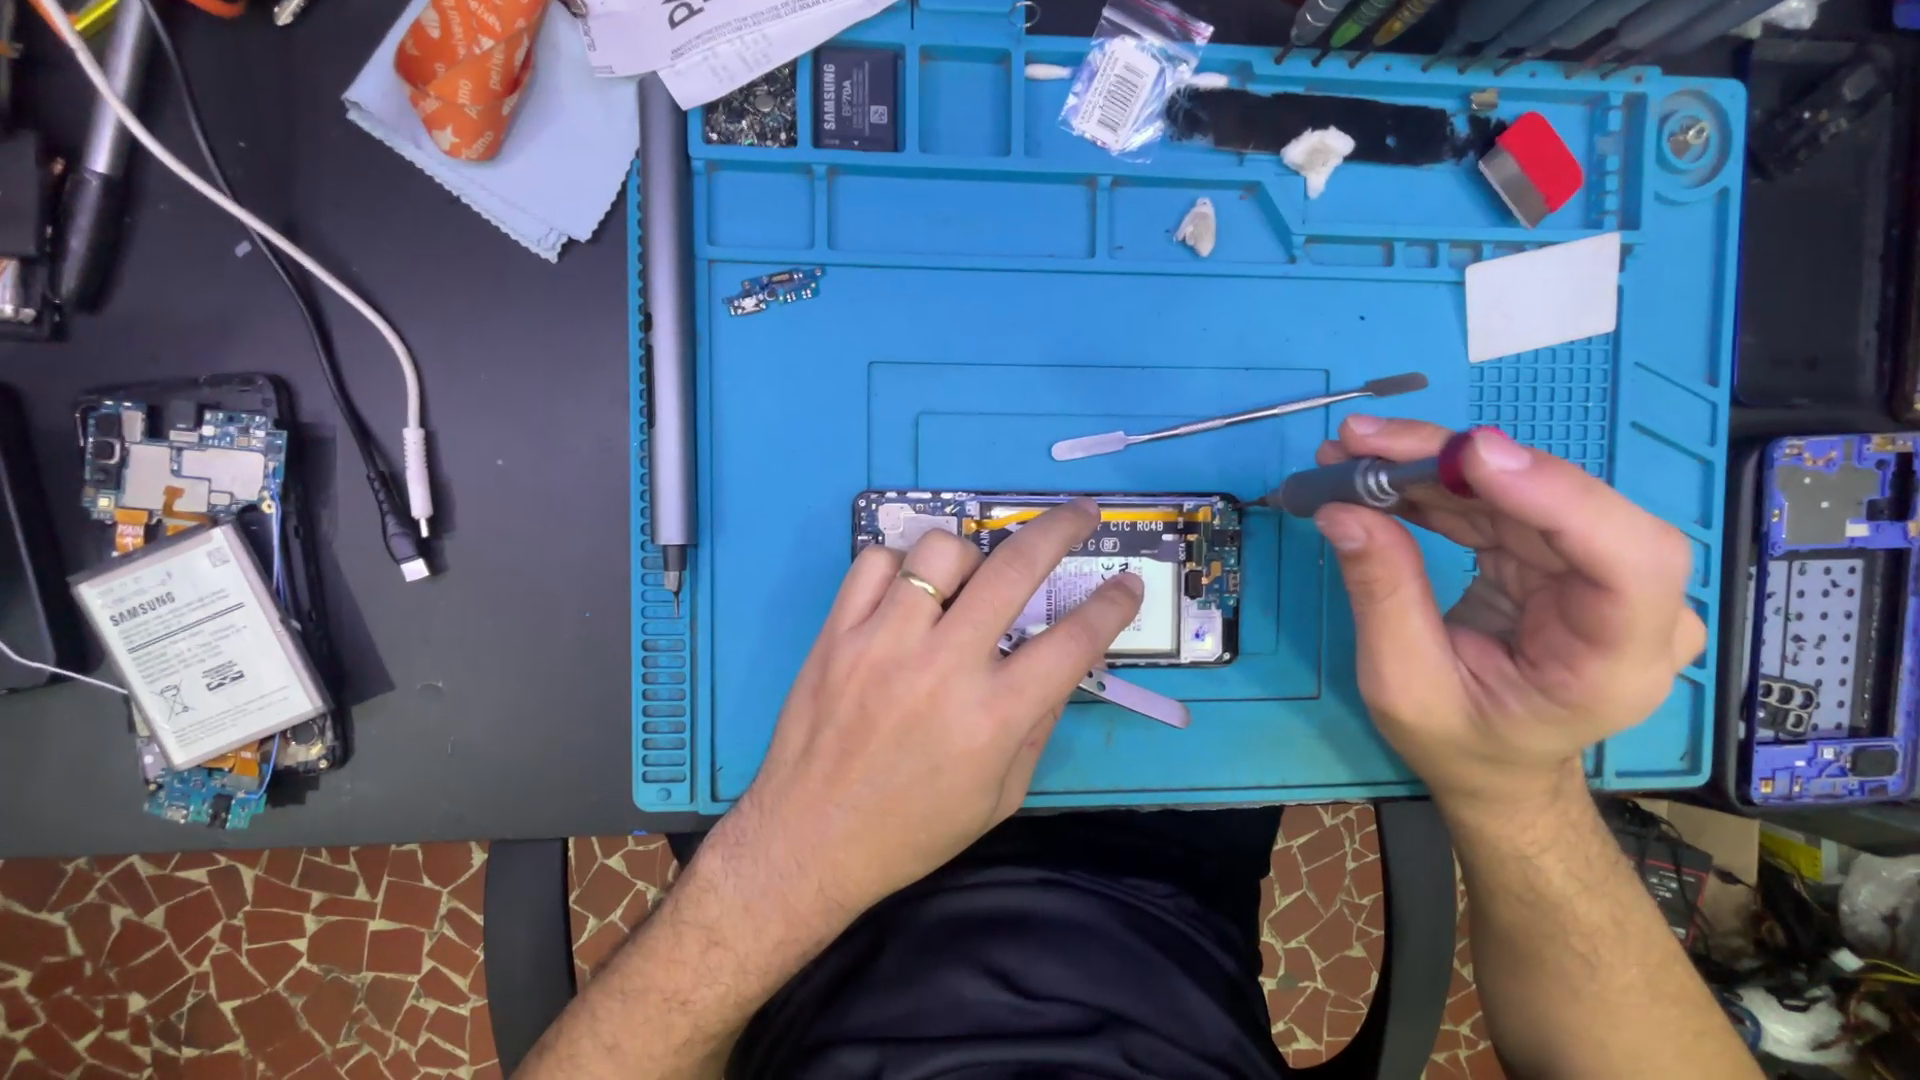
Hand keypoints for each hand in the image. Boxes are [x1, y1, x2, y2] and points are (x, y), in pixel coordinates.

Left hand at [726, 499, 1143, 916]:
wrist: (810, 841)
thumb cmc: (914, 830)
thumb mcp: (1001, 796)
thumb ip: (1037, 724)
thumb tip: (1062, 662)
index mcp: (994, 717)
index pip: (1074, 640)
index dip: (1113, 605)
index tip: (1127, 584)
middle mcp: (944, 667)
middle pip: (1015, 569)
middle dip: (1061, 530)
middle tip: (1081, 515)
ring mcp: (884, 643)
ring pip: (940, 551)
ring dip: (971, 554)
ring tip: (972, 578)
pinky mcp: (837, 634)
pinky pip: (875, 564)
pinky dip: (901, 566)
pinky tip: (909, 591)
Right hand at [1312, 419, 1704, 816]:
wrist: (1495, 765)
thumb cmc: (1460, 742)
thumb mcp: (1403, 684)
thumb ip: (1382, 597)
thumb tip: (1341, 510)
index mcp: (1615, 663)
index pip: (1628, 560)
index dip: (1557, 495)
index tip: (1469, 454)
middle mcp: (1630, 606)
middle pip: (1563, 507)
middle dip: (1458, 465)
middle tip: (1366, 441)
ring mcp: (1595, 574)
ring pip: (1523, 492)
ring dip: (1432, 465)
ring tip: (1351, 450)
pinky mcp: (1556, 556)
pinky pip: (1500, 504)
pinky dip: (1434, 485)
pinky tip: (1378, 470)